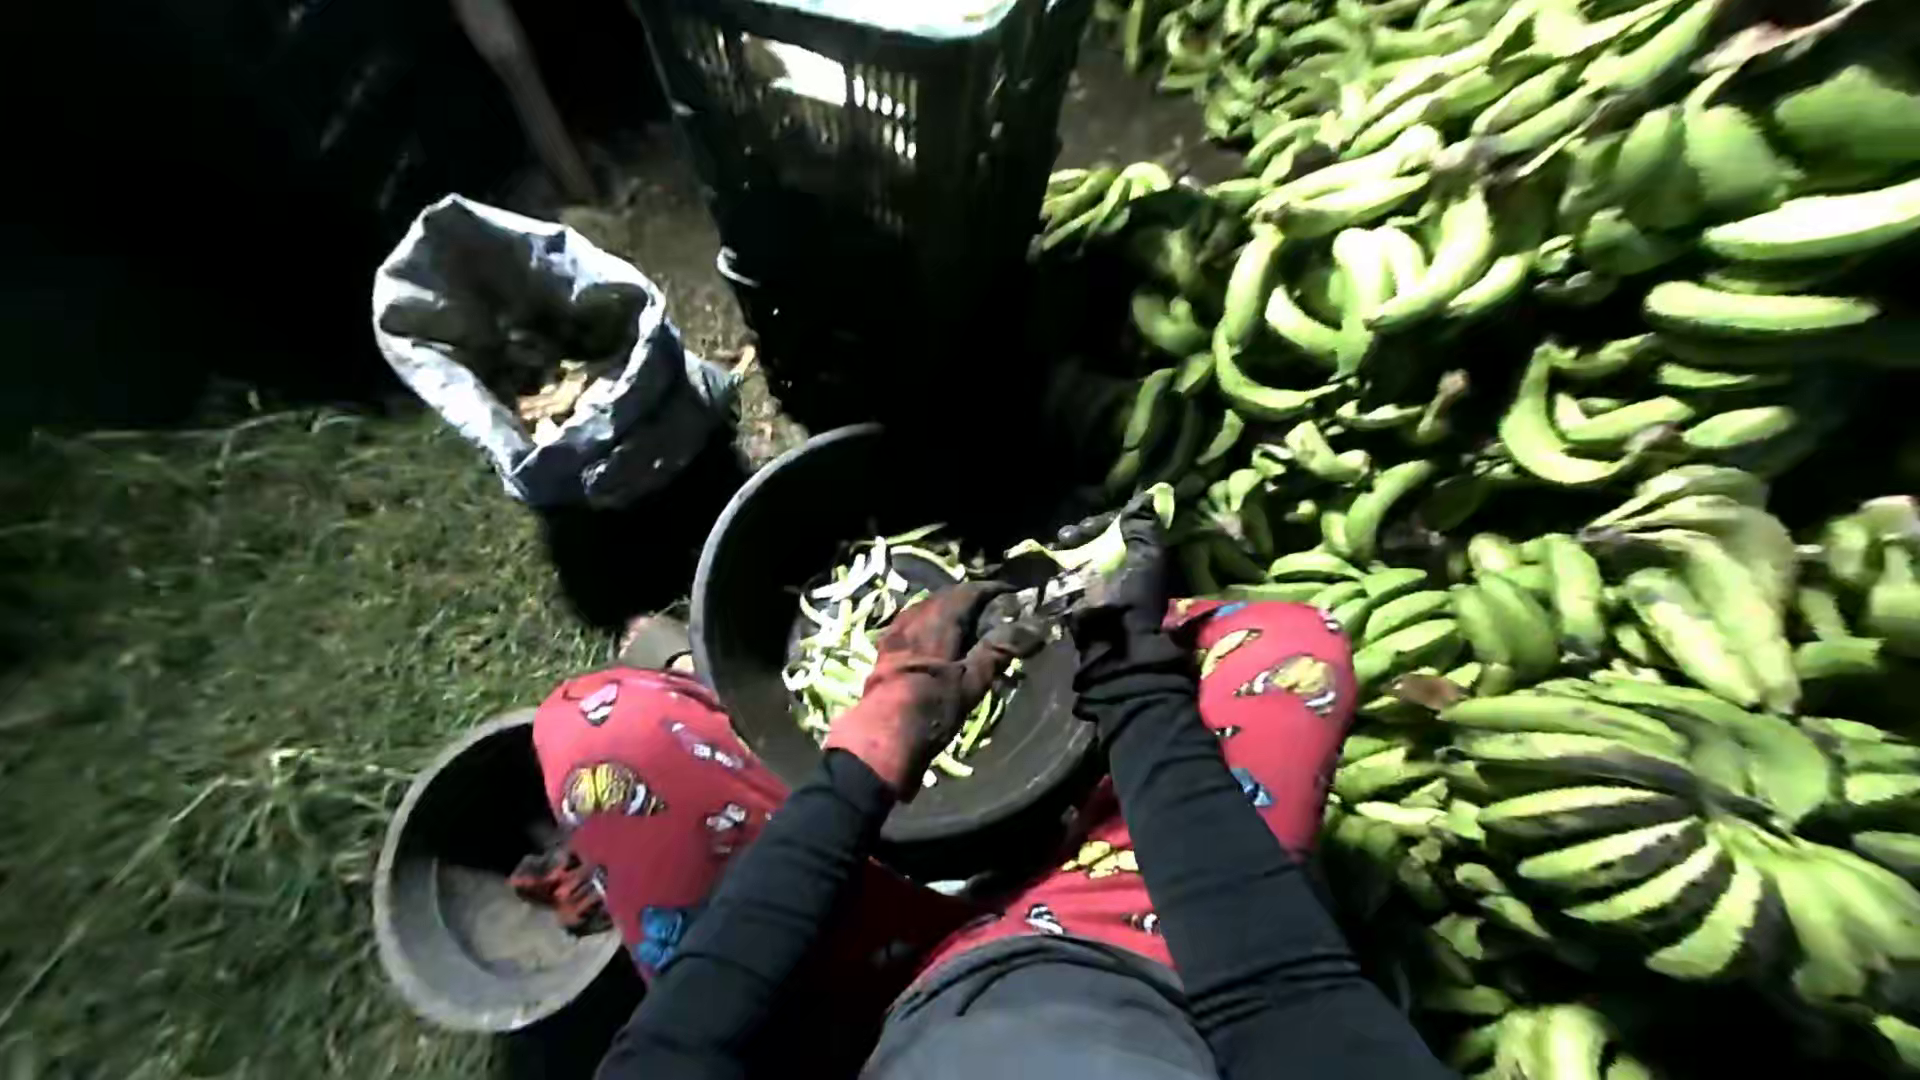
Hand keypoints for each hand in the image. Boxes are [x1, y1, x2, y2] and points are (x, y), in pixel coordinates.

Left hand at [823, 582, 1043, 798]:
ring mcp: (897, 632)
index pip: (969, 591)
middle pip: (946, 597)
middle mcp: (915, 618)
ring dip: (949, 611)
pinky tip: (939, 641)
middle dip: (971, 599)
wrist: (882, 738)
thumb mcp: (973, 681)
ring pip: (927, 609)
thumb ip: (1000, 649)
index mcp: (938, 621)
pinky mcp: (885, 649)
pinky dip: (931, 624)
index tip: (1013, 595)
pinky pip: (913, 624)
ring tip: (969, 625)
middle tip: (994, 611)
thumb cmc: (932, 708)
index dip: (992, 590)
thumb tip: (1035, 627)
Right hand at [1064, 491, 1170, 643]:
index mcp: (1137, 560)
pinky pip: (1060, 572)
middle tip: (1066, 536)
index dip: (1104, 521)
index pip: (1118, 528)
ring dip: (1064, 547)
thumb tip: (1147, 496)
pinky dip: (1052, 563)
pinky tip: (1043, 559)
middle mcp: (1116, 569)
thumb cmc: (1131, 600)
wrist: (1109, 647)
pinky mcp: (1073, 600)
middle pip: (1095, 540)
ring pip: (1076, 553)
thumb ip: (1144, 529)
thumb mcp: (1145, 559)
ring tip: (1053, 547)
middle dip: (1080, 533)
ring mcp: (1093, 586)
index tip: (1088, 525)